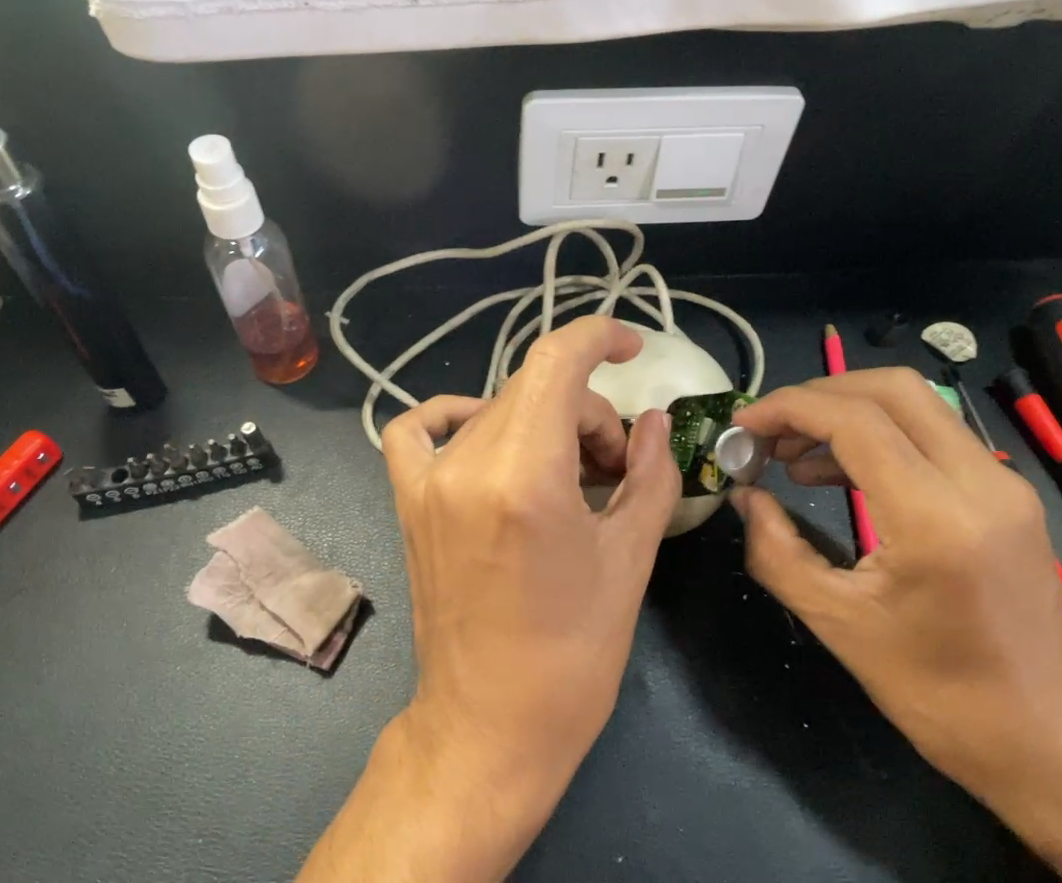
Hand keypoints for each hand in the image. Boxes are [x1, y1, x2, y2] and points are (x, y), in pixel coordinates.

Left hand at [301, 316, 679, 882]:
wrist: (490, 724)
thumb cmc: (574, 654)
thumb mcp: (630, 558)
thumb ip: (651, 474)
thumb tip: (653, 420)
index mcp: (527, 476)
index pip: (557, 363)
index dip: (599, 338)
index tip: (632, 348)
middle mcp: (468, 464)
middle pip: (536, 389)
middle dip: (589, 411)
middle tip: (616, 467)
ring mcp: (428, 482)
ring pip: (496, 407)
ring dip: (544, 421)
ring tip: (573, 474)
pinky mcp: (409, 502)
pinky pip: (420, 429)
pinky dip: (460, 415)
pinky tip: (490, 437)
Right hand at [729, 368, 1061, 796]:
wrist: (1054, 741)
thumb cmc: (942, 696)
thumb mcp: (840, 626)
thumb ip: (778, 552)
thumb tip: (743, 497)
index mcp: (937, 518)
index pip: (855, 420)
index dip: (788, 409)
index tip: (740, 424)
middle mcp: (980, 482)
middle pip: (891, 389)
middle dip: (817, 395)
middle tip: (766, 430)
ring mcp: (1002, 484)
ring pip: (916, 406)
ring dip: (847, 413)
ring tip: (788, 454)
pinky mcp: (1007, 496)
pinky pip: (934, 438)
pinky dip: (878, 437)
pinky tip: (834, 473)